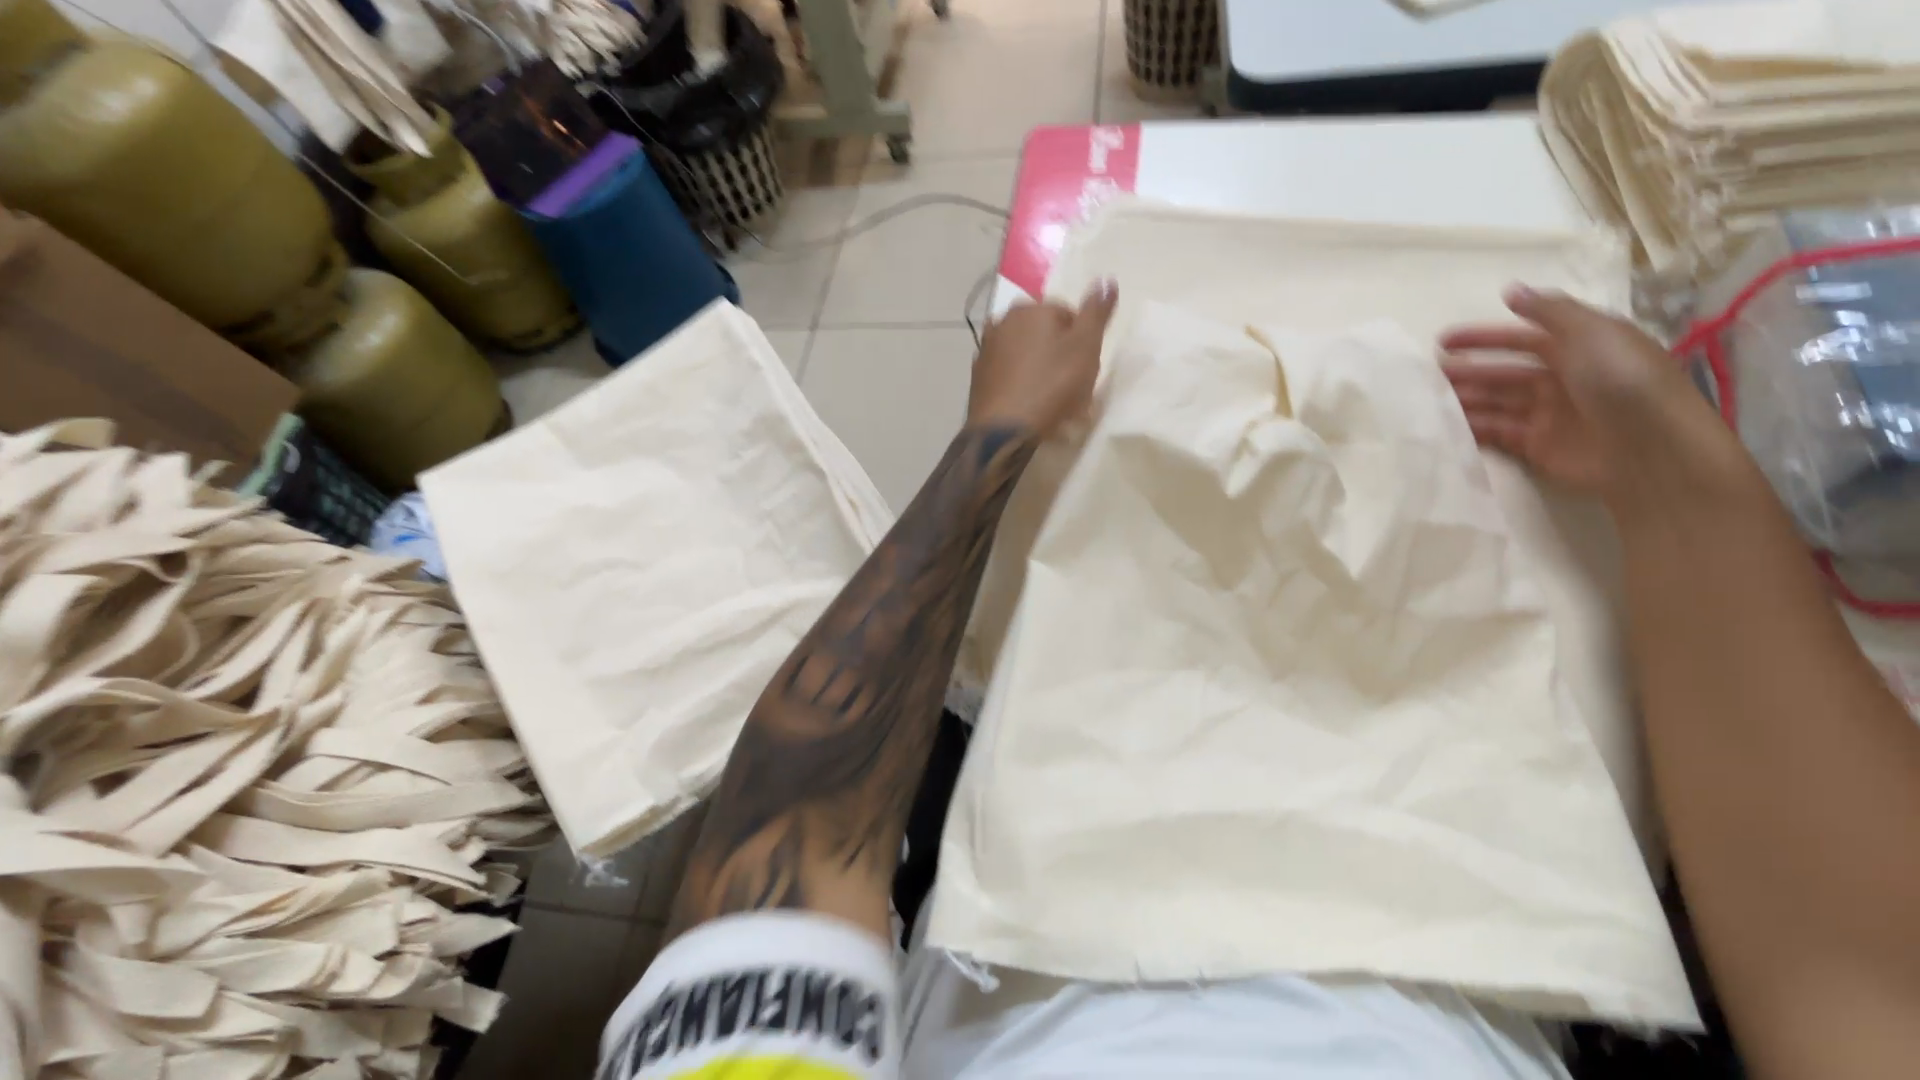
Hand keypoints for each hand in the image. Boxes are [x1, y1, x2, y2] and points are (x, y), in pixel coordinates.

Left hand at [968, 280, 1118, 436]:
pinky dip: (1019, 383)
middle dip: (1059, 353)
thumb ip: (1097, 312)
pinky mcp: (978, 376)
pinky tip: (1029, 404)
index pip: (1068, 314)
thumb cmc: (1052, 385)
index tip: (1086, 366)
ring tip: (1051, 398)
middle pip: (1044, 333)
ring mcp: (986, 348)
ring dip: (1039, 368)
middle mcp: (1004, 320)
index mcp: (1031, 308)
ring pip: (1025, 353)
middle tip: (1072, 384)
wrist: (1004, 429)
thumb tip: (1107, 278)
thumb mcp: (1086, 346)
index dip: (1082, 341)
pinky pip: (1008, 373)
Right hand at [1440, 284, 1734, 502]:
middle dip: (1469, 371)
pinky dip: (1474, 429)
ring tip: (1432, 400)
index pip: (1523, 339)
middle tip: (1431, 375)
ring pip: (1498, 403)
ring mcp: (1550, 416)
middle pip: (1506, 373)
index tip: (1444, 341)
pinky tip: (1449, 426)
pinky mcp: (1539, 447)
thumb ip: (1549, 311)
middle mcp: (1564, 380)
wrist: (1650, 449)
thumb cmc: (1622, 381)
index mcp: (1580, 349)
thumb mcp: (1591, 333)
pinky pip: (1499, 433)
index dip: (1485, 338)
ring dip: (1467, 399)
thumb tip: (1511, 291)